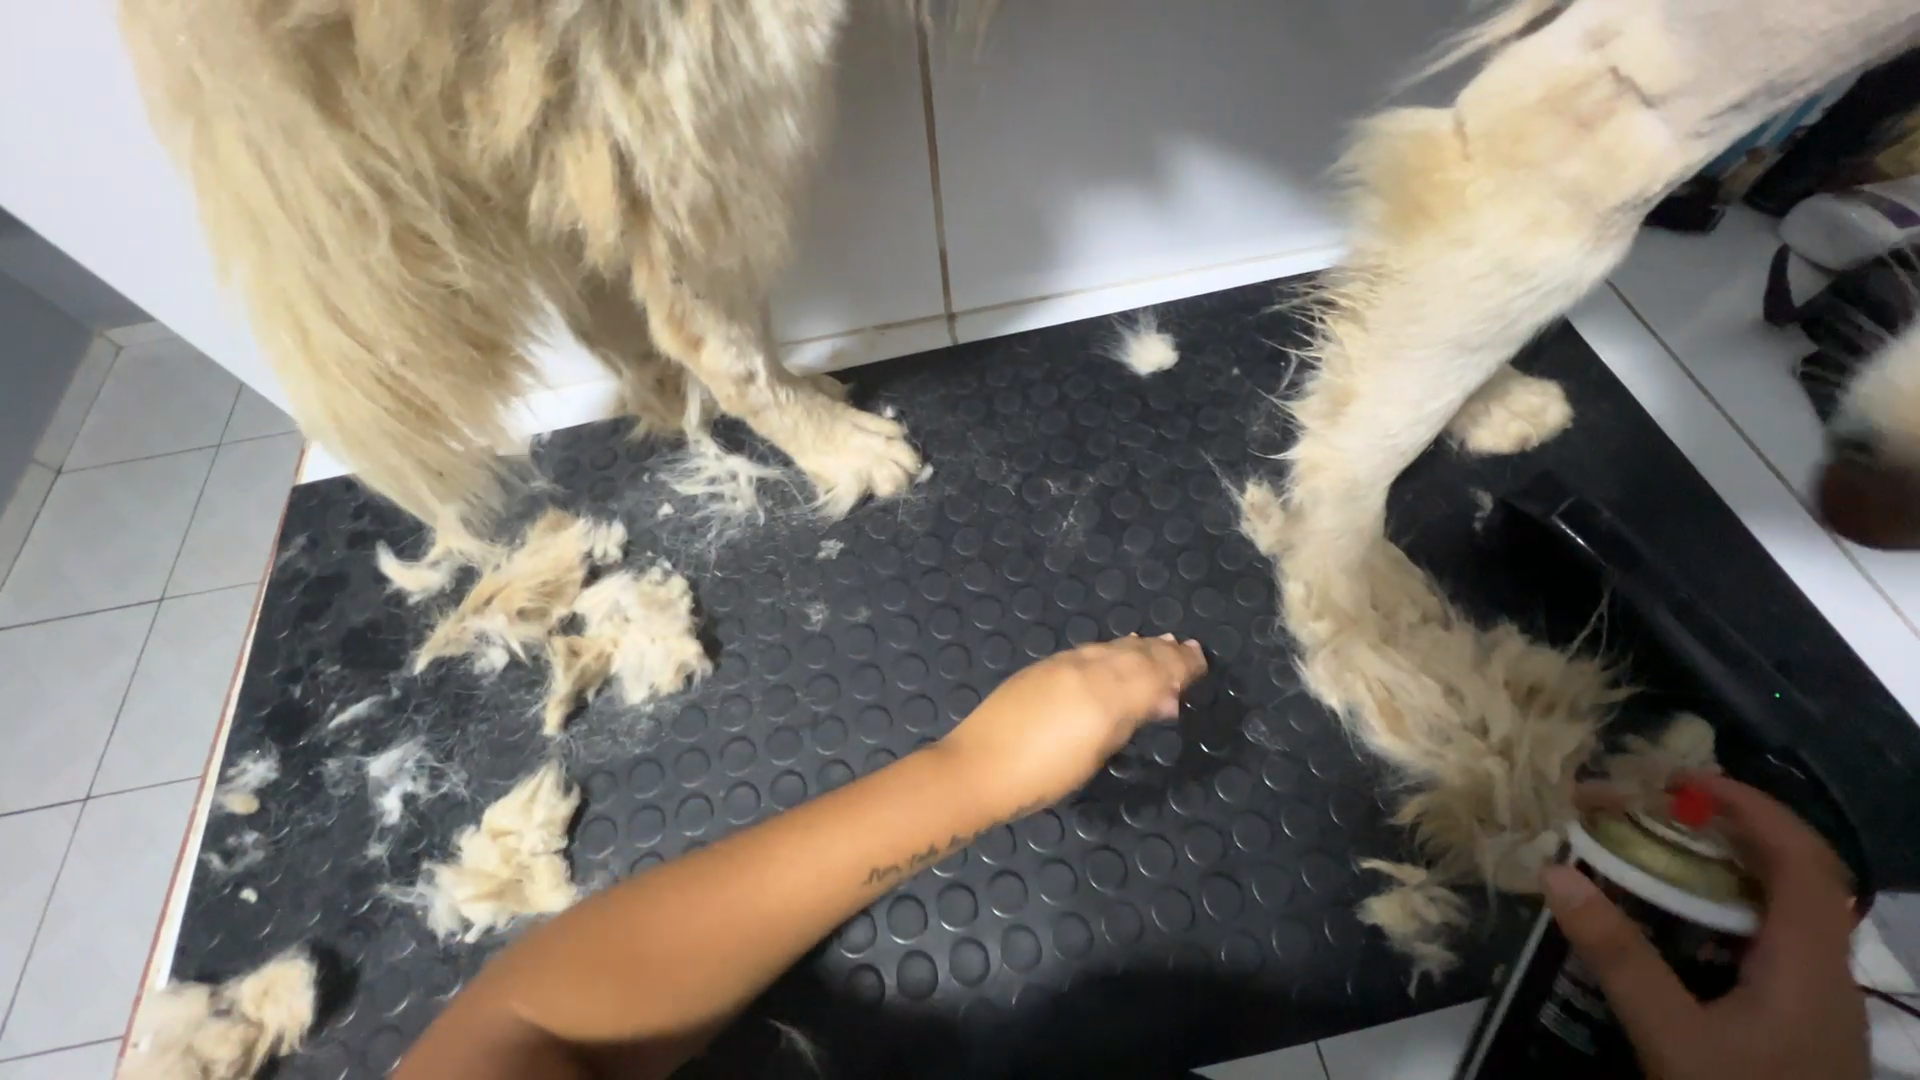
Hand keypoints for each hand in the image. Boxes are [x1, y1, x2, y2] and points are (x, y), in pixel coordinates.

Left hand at [940, 634, 1207, 816]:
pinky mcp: (1042, 667)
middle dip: (1165, 653)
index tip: (1202, 663)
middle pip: (1135, 654)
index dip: (1181, 667)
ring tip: (1162, 645)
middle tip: (1190, 650)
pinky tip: (1118, 650)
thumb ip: (1129, 722)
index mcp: (1106, 695)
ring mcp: (1062, 664)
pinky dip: (1112, 649)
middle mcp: (1087, 669)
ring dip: (1140, 647)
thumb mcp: (1096, 755)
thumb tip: (1163, 702)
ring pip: (1111, 647)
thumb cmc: (1041, 777)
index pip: (1155, 673)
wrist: (977, 767)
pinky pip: (1089, 650)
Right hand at [1540, 772, 1866, 1079]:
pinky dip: (1716, 901)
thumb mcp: (1672, 1036)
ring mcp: (1811, 994)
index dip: (1751, 808)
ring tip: (1651, 843)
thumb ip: (1618, 956)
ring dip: (1719, 862)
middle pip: (1795, 875)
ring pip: (1779, 905)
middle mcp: (1822, 970)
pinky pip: (1762, 934)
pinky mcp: (1791, 1014)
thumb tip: (1552, 871)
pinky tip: (1667, 910)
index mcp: (1809, 966)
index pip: (1802, 862)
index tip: (1681, 778)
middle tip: (1652, 804)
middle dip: (1726, 826)